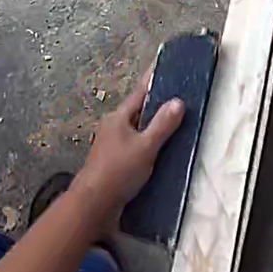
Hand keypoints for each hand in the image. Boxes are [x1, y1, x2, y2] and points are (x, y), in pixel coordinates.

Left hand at [72, 68, 184, 216]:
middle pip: (140, 109)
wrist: (92, 207)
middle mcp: (114, 127)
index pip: (141, 91)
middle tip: (180, 93)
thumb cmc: (117, 172)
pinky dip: (151, 141)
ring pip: (139, 127)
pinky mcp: (116, 162)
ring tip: (178, 119)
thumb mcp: (145, 146)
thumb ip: (162, 124)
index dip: (155, 78)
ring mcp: (114, 145)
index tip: (166, 63)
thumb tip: (178, 101)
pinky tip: (164, 148)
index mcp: (119, 117)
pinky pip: (138, 144)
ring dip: (155, 124)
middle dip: (158, 101)